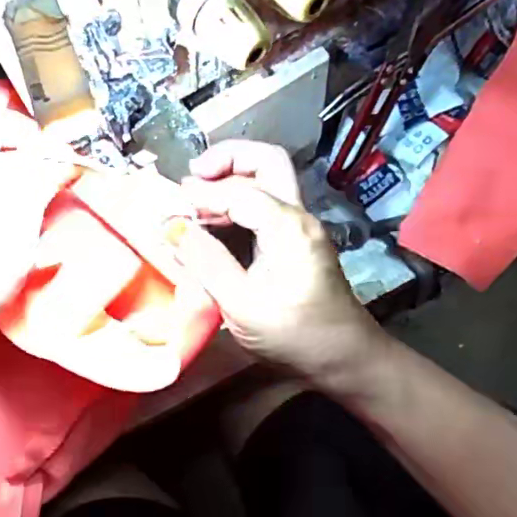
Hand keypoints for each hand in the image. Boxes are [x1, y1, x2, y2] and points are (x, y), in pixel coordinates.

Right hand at [165, 140, 382, 382]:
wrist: (345, 358)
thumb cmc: (295, 335)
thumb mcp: (242, 304)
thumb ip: (206, 262)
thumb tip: (172, 228)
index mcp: (287, 227)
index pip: (238, 191)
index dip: (202, 194)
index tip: (171, 206)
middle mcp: (298, 216)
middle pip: (266, 162)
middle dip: (227, 158)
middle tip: (192, 173)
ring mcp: (300, 226)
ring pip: (268, 179)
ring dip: (231, 179)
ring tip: (195, 200)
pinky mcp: (296, 240)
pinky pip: (266, 204)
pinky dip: (238, 201)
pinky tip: (214, 223)